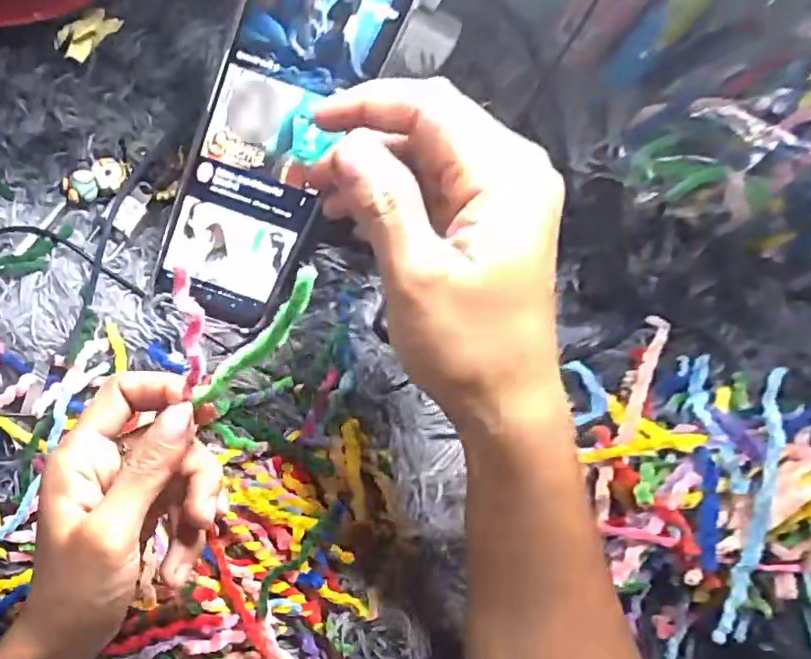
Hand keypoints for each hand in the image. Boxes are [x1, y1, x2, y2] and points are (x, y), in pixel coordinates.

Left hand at [10, 373, 219, 658]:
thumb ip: (148, 468)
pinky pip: (179, 511)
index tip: (203, 413)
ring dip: (192, 523)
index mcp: (83, 455)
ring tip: (179, 569)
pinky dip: (184, 542)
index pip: (122, 393)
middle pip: (169, 440)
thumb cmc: (77, 589)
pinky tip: (173, 577)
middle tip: (202, 521)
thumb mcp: (113, 528)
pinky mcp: (141, 519)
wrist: (65, 644)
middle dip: (193, 480)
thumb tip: (184, 410)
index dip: (163, 391)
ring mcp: (126, 493)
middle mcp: (105, 465)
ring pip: (182, 478)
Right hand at [295, 78, 567, 433]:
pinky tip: (349, 215)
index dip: (369, 106)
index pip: (431, 109)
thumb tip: (346, 150)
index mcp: (502, 173)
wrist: (503, 400)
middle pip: (427, 132)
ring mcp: (496, 204)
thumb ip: (383, 204)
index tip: (312, 123)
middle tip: (303, 169)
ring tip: (316, 194)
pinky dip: (388, 202)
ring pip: (424, 166)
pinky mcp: (481, 232)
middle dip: (363, 142)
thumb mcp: (415, 273)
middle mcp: (507, 174)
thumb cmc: (463, 345)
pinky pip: (429, 199)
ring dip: (370, 174)